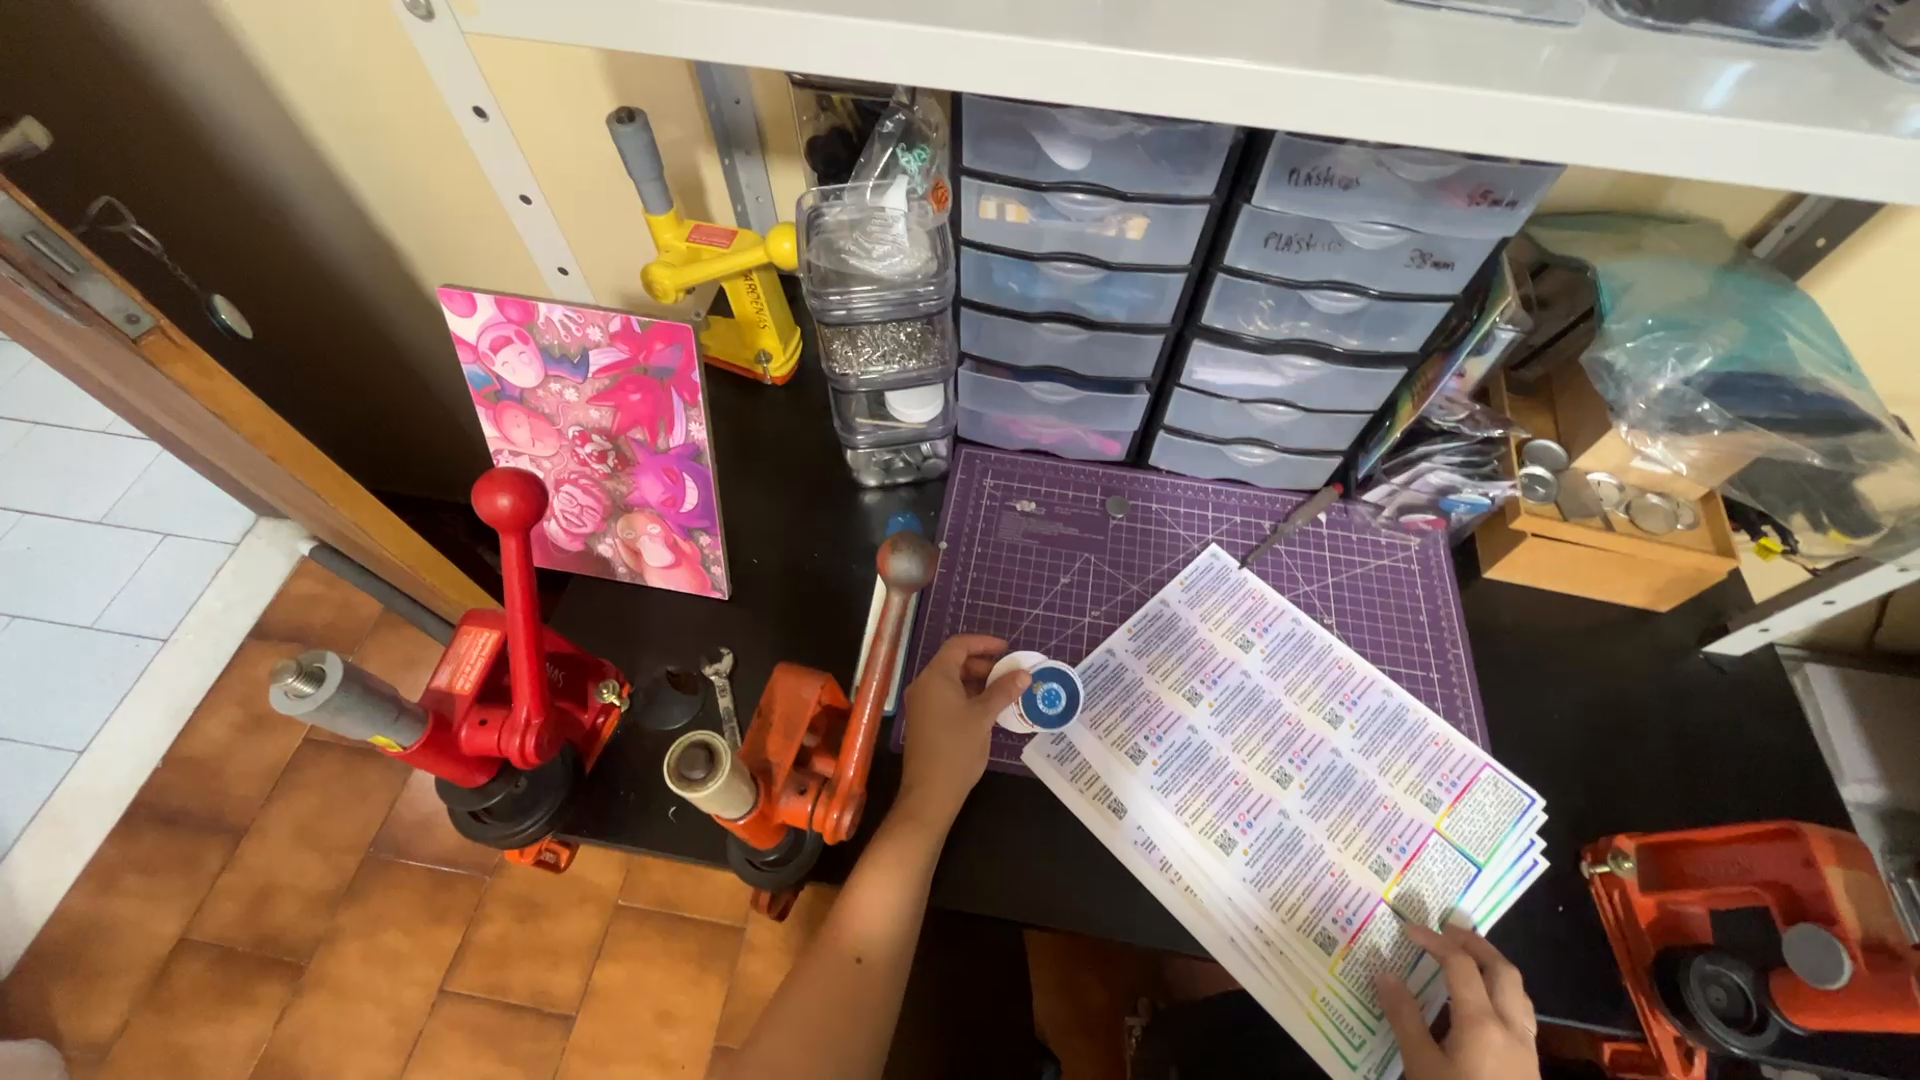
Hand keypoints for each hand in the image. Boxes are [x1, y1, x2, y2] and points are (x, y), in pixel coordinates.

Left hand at [896, 634, 1029, 828]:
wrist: (930, 791)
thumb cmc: (957, 748)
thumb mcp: (984, 716)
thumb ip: (1003, 691)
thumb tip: (1024, 674)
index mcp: (935, 677)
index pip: (958, 646)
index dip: (983, 643)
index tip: (1007, 649)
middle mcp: (924, 685)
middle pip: (954, 662)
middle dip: (983, 664)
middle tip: (1008, 674)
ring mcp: (922, 704)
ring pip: (951, 681)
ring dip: (977, 682)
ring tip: (1003, 691)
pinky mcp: (925, 720)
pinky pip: (946, 697)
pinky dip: (967, 696)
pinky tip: (987, 708)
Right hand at [1375, 919, 1539, 1079]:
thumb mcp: (1420, 1066)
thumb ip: (1404, 1016)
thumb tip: (1385, 972)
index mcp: (1482, 1022)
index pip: (1459, 965)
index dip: (1433, 940)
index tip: (1407, 928)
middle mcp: (1511, 1028)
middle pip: (1502, 970)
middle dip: (1475, 943)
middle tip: (1446, 928)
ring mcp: (1526, 1049)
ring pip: (1519, 992)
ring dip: (1493, 966)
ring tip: (1467, 957)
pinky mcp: (1529, 1067)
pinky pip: (1521, 1014)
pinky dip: (1501, 992)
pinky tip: (1482, 1003)